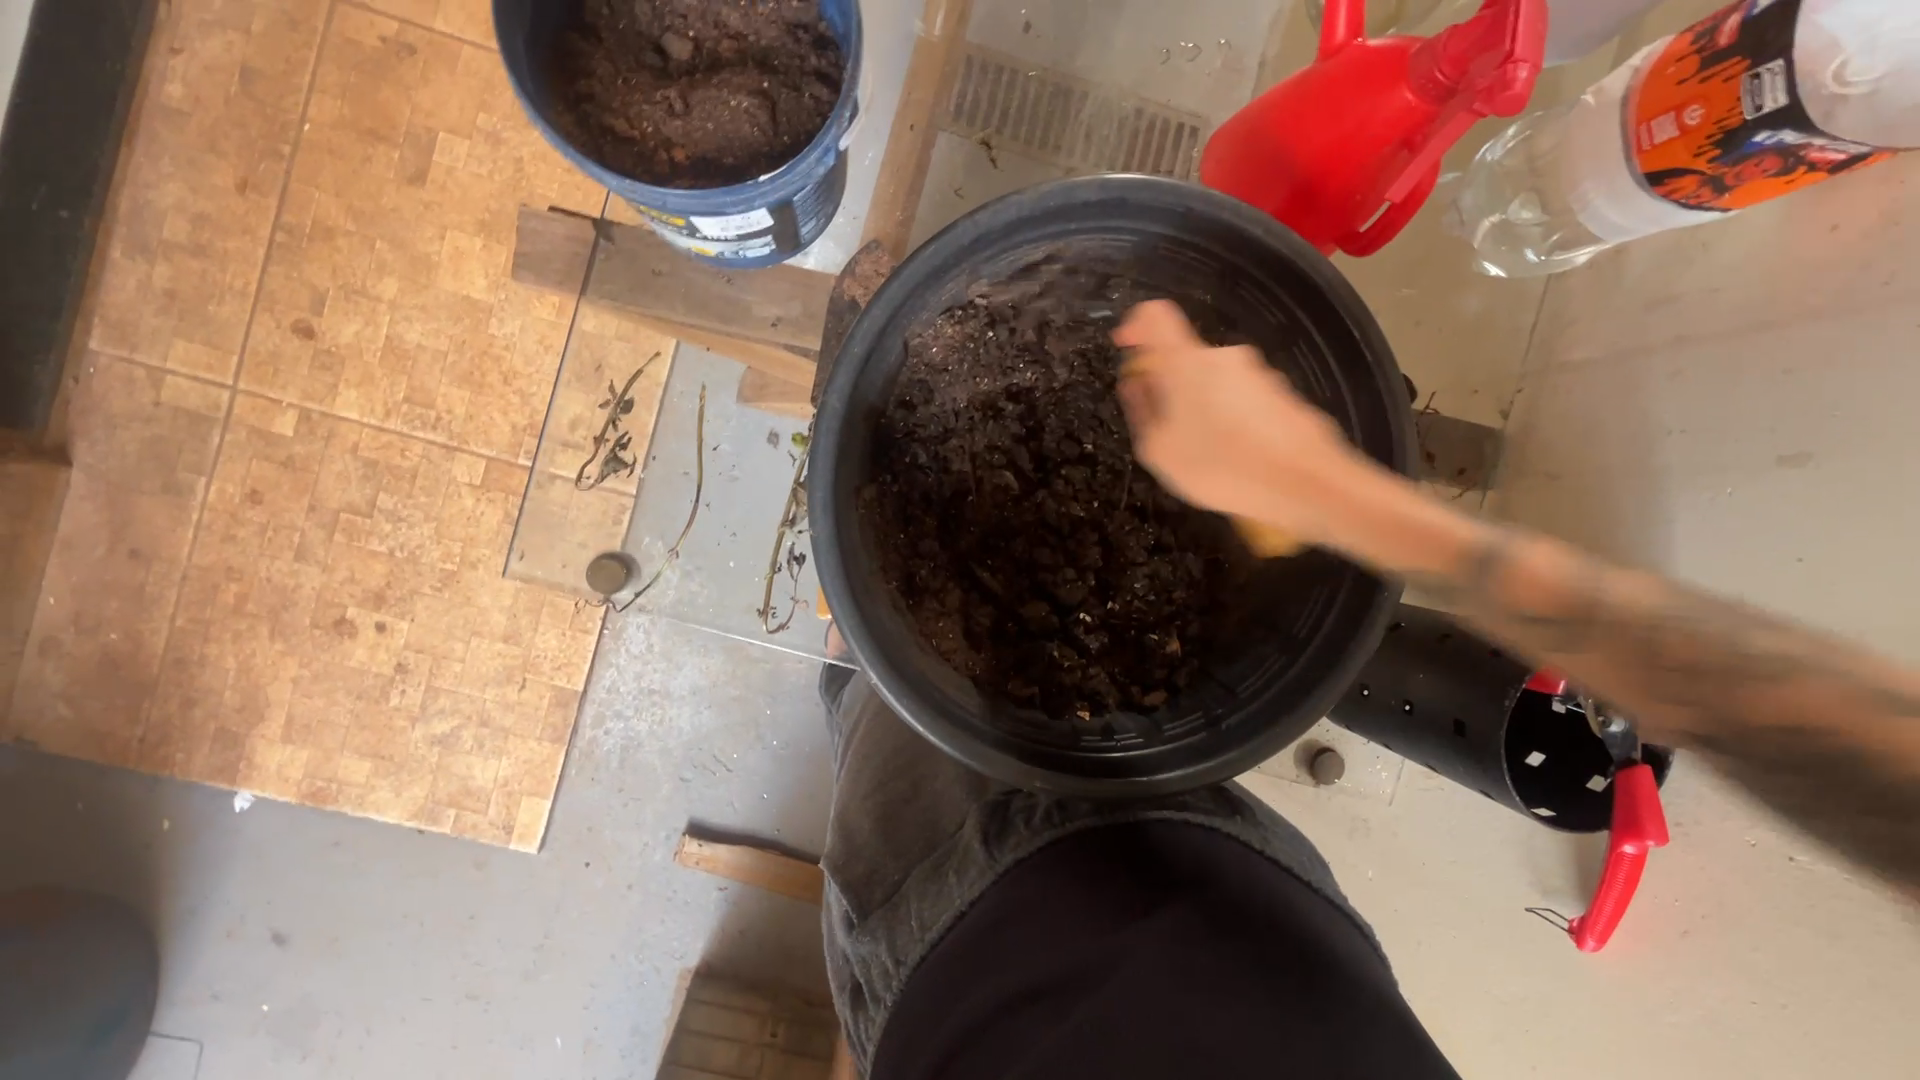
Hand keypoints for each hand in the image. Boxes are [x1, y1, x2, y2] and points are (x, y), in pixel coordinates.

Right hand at [1113, 299, 1372, 546]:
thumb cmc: (1221, 466)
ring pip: (1217, 385)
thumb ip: (1141, 409)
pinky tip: (1238, 460)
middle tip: (1169, 431)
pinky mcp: (1284, 397)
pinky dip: (1234, 423)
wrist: (1304, 484)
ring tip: (1207, 455)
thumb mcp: (1159, 450)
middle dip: (1174, 390)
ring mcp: (1260, 375)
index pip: (1155, 316)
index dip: (1137, 325)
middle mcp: (1224, 358)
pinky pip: (1244, 403)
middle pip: (1187, 360)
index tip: (1128, 346)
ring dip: (1206, 411)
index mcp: (1186, 363)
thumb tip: (1136, 384)